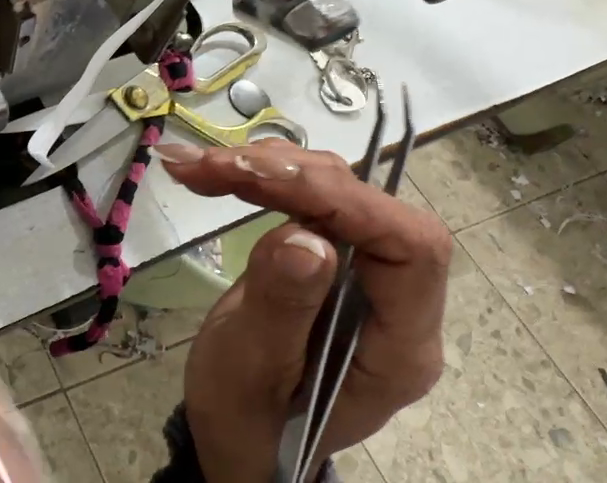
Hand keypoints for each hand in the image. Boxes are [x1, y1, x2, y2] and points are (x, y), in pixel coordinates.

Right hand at [152, 139, 452, 482]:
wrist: (241, 441)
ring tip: (198, 166)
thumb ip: (282, 306)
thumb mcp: (253, 370)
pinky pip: (309, 203)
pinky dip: (260, 179)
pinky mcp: (330, 262)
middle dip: (290, 174)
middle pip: (370, 208)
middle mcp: (396, 304)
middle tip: (208, 166)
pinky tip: (213, 173)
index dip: (341, 200)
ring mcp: (365, 280)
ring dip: (269, 168)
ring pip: (338, 194)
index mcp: (399, 344)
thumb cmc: (249, 419)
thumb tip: (305, 237)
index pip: (408, 248)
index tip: (255, 178)